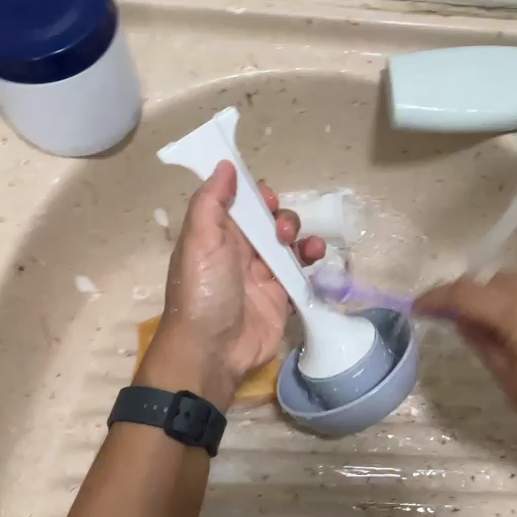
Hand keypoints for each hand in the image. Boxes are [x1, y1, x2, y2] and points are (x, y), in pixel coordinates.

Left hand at [139, 162, 324, 408]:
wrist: (214, 351)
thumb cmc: (203, 292)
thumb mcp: (199, 242)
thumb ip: (211, 202)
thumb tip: (225, 165)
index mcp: (216, 235)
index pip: (239, 203)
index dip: (254, 194)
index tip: (266, 197)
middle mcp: (240, 251)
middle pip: (268, 220)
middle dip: (281, 216)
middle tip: (280, 232)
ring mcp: (262, 273)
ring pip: (288, 243)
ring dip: (300, 235)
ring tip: (304, 248)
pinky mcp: (282, 295)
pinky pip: (301, 270)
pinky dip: (311, 259)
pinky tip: (316, 258)